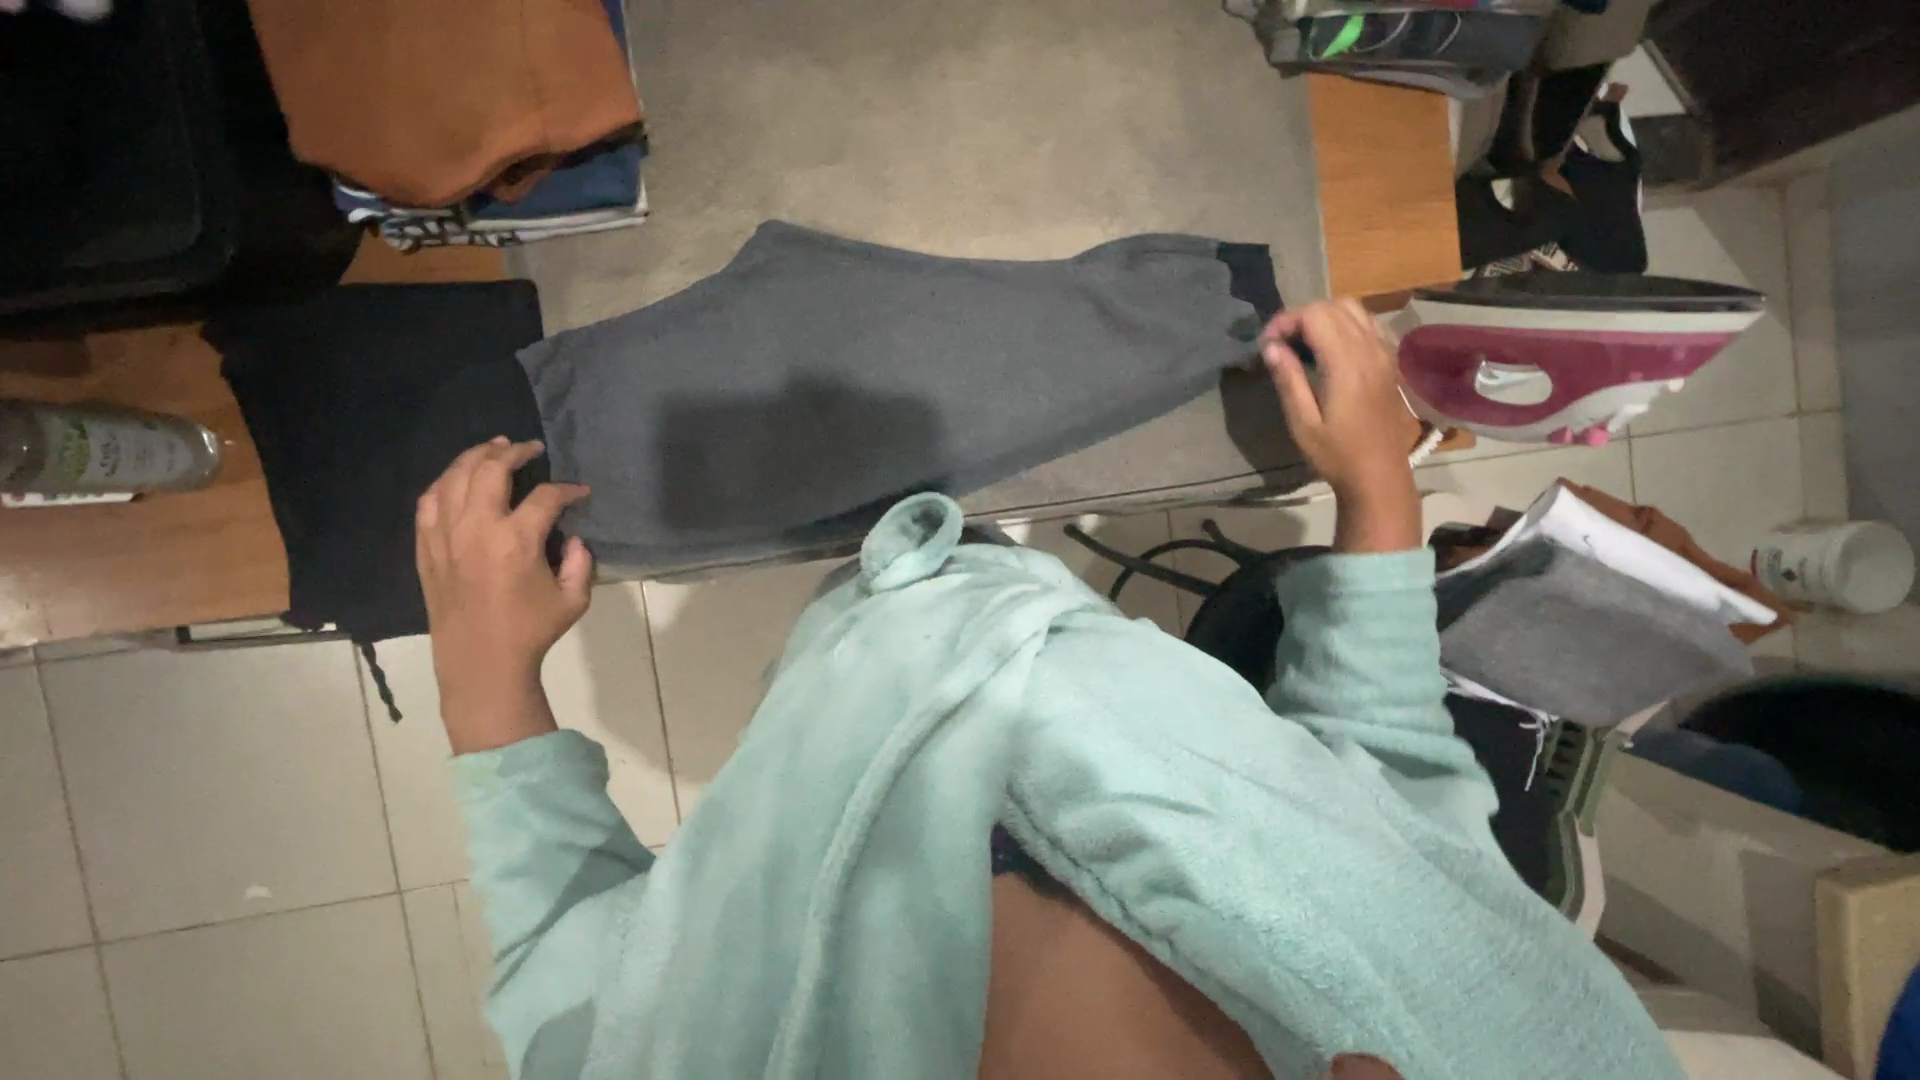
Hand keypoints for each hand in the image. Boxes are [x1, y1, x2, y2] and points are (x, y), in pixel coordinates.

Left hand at [415, 437, 592, 751]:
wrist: (480, 663)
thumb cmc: (531, 631)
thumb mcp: (574, 599)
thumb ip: (581, 562)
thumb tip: (574, 538)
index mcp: (516, 540)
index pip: (546, 496)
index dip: (568, 489)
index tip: (580, 493)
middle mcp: (477, 528)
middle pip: (491, 469)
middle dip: (515, 453)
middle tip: (531, 448)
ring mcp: (445, 535)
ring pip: (454, 477)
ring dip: (476, 457)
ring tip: (494, 449)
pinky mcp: (426, 547)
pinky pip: (429, 501)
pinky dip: (445, 482)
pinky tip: (458, 478)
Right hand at [1260, 299, 1419, 552]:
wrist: (1379, 475)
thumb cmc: (1336, 454)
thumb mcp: (1303, 423)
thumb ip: (1289, 380)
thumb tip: (1272, 347)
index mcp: (1348, 364)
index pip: (1316, 315)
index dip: (1286, 321)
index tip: (1267, 345)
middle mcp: (1371, 350)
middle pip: (1336, 306)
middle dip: (1303, 316)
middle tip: (1281, 344)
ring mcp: (1386, 354)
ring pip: (1356, 310)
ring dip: (1325, 317)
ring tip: (1303, 344)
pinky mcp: (1391, 362)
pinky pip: (1370, 325)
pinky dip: (1347, 325)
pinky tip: (1332, 349)